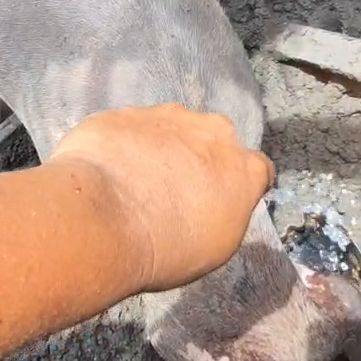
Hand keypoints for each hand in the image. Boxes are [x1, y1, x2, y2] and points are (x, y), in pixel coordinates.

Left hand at [50, 104, 274, 292]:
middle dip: (199, 159)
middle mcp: (213, 131)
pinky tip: (108, 173)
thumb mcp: (217, 245)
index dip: (238, 184)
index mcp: (244, 167)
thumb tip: (218, 200)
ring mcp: (166, 116)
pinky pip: (128, 129)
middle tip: (173, 192)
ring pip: (169, 129)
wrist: (103, 221)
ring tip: (134, 183)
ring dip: (159, 148)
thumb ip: (228, 211)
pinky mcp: (124, 114)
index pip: (257, 169)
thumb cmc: (168, 246)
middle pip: (213, 140)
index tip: (220, 200)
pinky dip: (122, 146)